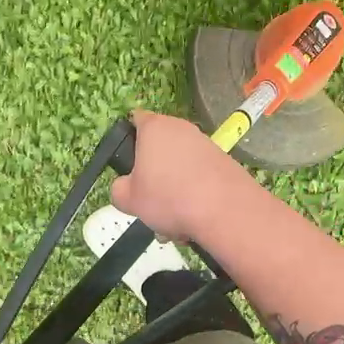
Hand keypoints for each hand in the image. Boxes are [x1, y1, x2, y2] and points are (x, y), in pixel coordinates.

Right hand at [110, 109, 257, 240]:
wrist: (224, 210)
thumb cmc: (168, 197)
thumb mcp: (129, 199)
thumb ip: (119, 190)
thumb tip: (126, 187)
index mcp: (154, 128)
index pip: (136, 119)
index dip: (129, 140)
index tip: (129, 164)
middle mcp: (181, 128)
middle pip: (161, 150)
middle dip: (155, 177)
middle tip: (152, 205)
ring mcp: (205, 144)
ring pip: (180, 169)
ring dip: (175, 194)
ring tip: (175, 224)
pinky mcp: (224, 162)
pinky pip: (200, 179)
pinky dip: (195, 198)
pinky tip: (195, 222)